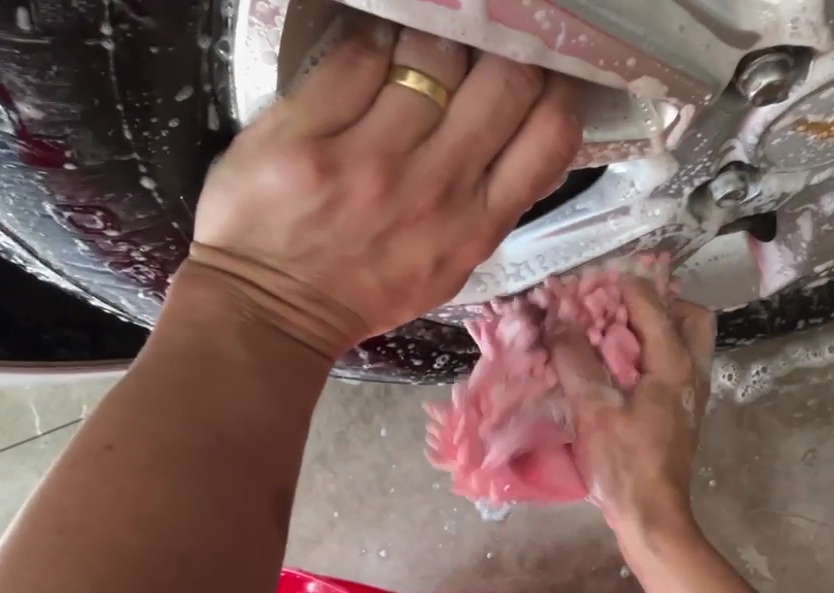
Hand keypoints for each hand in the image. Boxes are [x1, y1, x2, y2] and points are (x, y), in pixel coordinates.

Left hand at [185, 15, 582, 357]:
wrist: (274, 308)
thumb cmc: (368, 288)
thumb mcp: (450, 265)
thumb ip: (489, 205)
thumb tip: (527, 132)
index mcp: (476, 226)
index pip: (550, 136)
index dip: (559, 89)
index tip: (546, 72)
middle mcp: (435, 190)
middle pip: (504, 81)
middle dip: (504, 52)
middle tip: (485, 50)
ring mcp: (370, 160)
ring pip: (433, 55)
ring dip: (432, 44)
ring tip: (417, 62)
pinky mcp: (307, 133)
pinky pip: (361, 55)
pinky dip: (372, 46)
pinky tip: (371, 63)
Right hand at [555, 279, 716, 542]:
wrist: (651, 515)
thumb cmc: (625, 462)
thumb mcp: (594, 408)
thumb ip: (575, 360)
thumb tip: (557, 321)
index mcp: (675, 364)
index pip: (652, 304)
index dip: (620, 286)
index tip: (590, 282)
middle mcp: (691, 373)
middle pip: (690, 317)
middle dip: (659, 302)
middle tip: (621, 306)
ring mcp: (689, 396)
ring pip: (686, 344)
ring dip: (656, 330)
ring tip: (615, 334)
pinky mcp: (680, 415)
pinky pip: (673, 368)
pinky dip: (651, 356)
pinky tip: (619, 370)